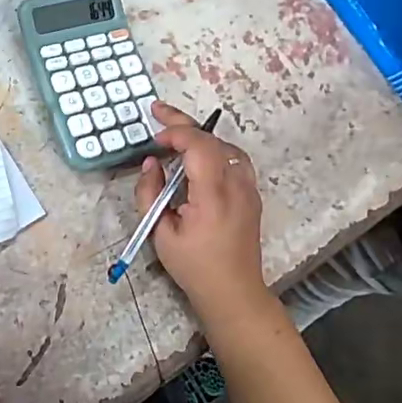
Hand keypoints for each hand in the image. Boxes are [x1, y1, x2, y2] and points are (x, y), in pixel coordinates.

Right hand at [135, 101, 266, 311]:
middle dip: (183, 123)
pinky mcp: (251, 195)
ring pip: (226, 147)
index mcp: (214, 196)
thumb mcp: (160, 233)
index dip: (176, 133)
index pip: (200, 147)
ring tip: (175, 135)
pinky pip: (234, 160)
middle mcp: (236, 186)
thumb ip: (150, 194)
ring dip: (200, 137)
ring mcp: (248, 189)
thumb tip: (151, 163)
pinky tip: (197, 158)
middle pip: (213, 140)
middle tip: (158, 111)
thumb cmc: (194, 266)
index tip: (156, 139)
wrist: (234, 292)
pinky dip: (214, 150)